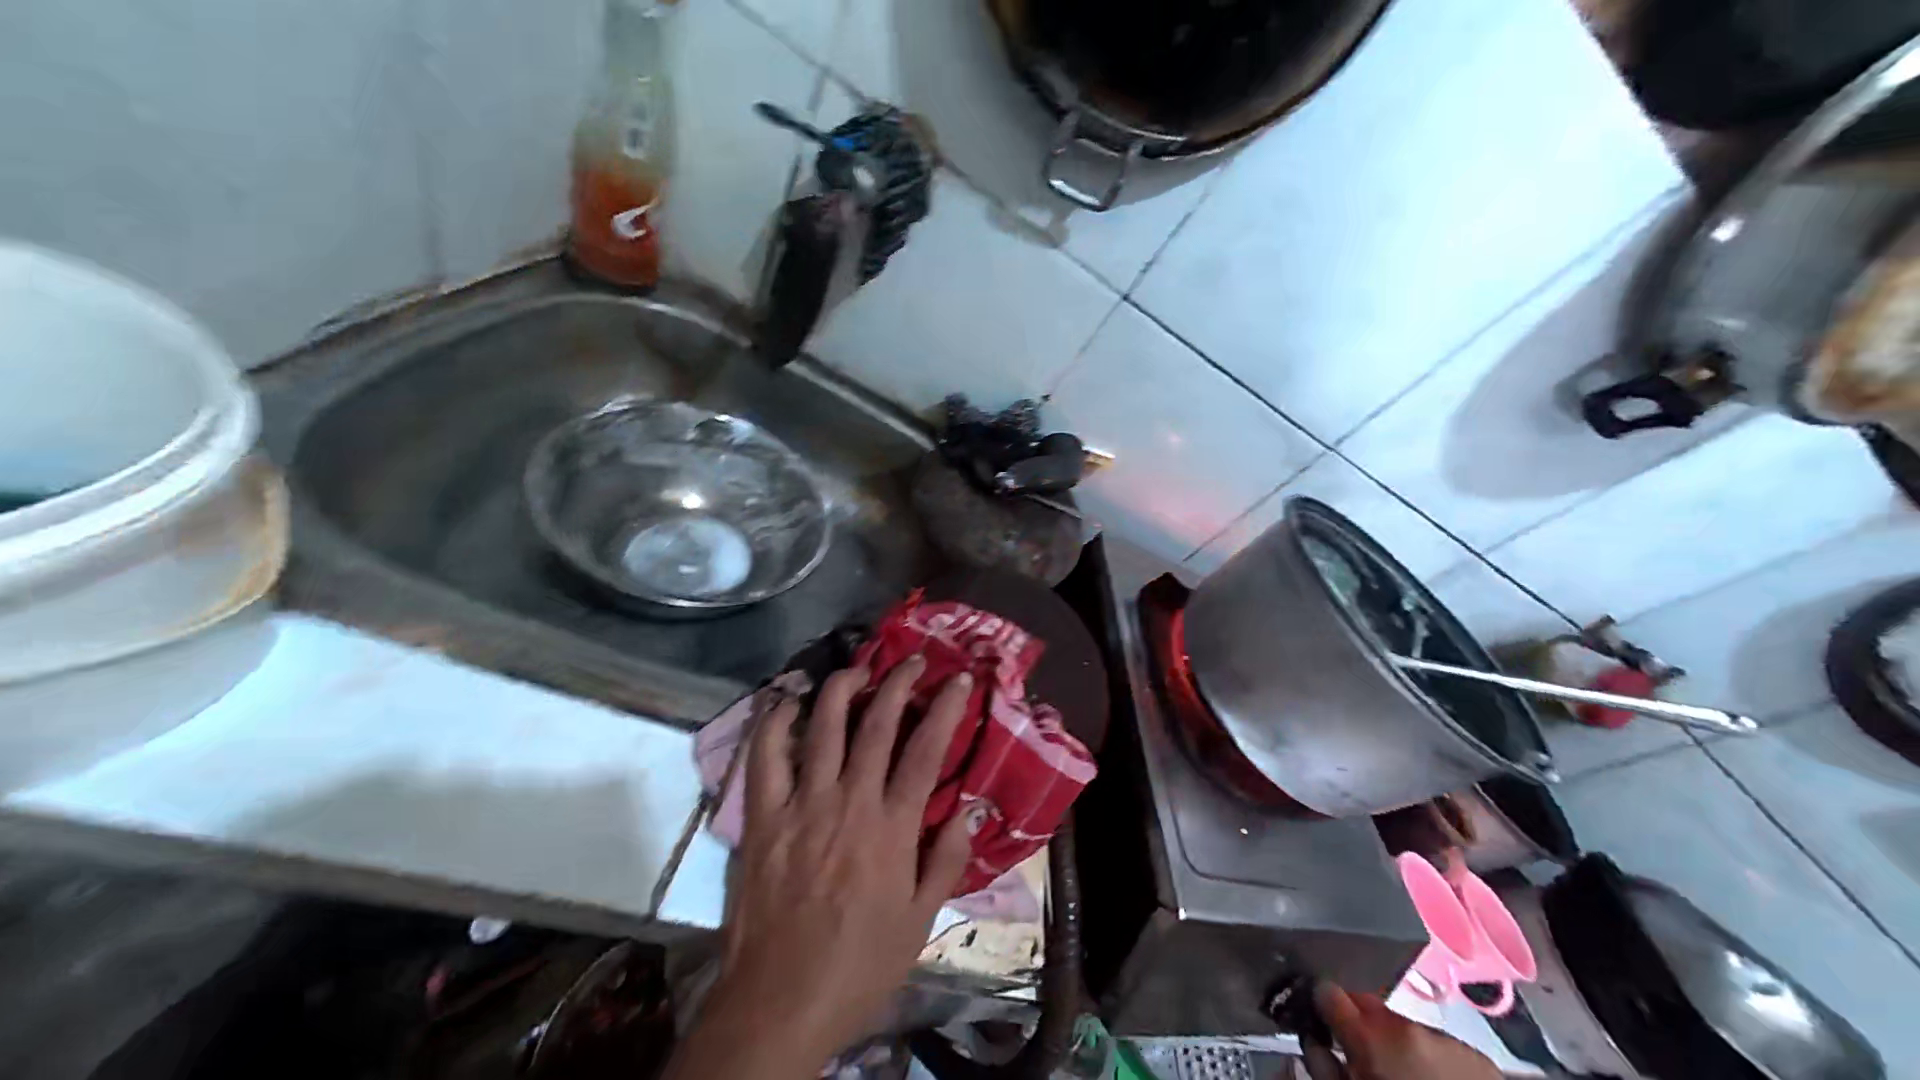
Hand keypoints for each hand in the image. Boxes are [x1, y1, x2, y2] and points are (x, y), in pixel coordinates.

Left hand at [663, 658, 974, 1079]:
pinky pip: (765, 757)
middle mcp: (848, 802)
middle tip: (912, 660)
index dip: (945, 709)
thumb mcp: (920, 921)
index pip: (925, 751)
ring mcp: (801, 805)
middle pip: (876, 725)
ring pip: (822, 727)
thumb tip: (971, 808)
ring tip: (859, 668)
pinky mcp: (763, 817)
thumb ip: (947, 860)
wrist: (781, 1001)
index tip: (958, 679)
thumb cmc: (859, 964)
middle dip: (898, 683)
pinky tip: (788, 702)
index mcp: (892, 828)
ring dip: (842, 688)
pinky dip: (775, 722)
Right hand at [1310, 983, 1501, 1079]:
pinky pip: (1437, 1047)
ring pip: (1404, 1028)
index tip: (1322, 1021)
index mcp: (1371, 1037)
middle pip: (1368, 1006)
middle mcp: (1408, 1027)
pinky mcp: (1478, 1059)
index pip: (1330, 992)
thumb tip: (1315, 1042)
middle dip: (1360, 1026)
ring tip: (1404, 1079)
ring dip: (1396, 1046)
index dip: (1321, 1005)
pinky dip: (1427, 1060)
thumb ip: (1324, 1068)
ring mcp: (1447, 1041)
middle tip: (1363, 1061)